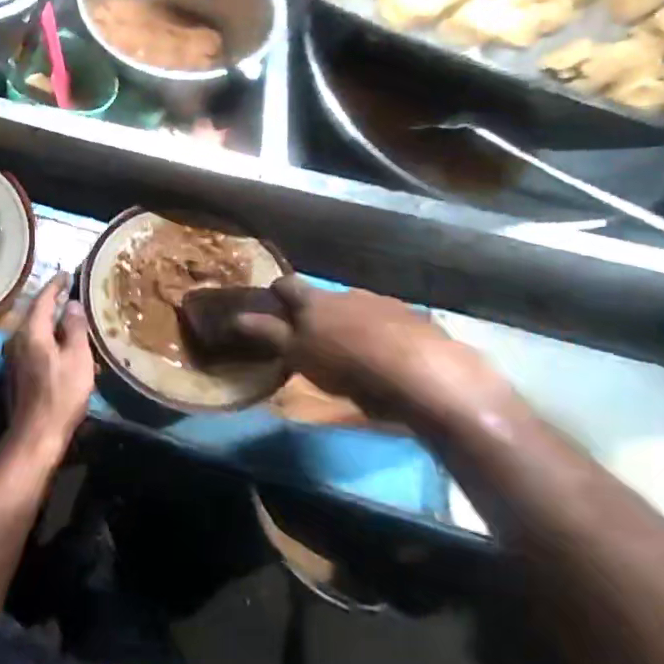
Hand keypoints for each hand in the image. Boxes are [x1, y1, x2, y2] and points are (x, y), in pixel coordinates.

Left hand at [3, 272, 93, 447]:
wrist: (35, 433)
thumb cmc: (61, 394)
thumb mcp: (77, 358)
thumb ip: (73, 328)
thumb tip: (71, 303)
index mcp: (30, 331)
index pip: (42, 299)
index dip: (55, 286)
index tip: (66, 274)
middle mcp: (15, 339)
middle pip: (34, 313)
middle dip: (51, 303)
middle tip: (69, 293)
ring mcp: (11, 356)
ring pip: (32, 330)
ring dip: (48, 322)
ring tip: (67, 318)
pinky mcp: (13, 371)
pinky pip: (30, 344)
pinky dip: (45, 338)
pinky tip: (58, 345)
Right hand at [234, 276, 515, 428]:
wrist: (428, 379)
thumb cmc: (348, 366)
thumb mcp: (298, 356)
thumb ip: (268, 334)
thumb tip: (235, 316)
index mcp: (314, 301)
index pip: (286, 284)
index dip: (276, 294)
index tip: (272, 308)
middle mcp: (349, 294)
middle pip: (324, 298)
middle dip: (317, 314)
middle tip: (313, 340)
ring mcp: (387, 304)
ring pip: (359, 310)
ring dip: (352, 324)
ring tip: (354, 352)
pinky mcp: (420, 321)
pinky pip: (392, 323)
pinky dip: (384, 336)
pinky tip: (389, 360)